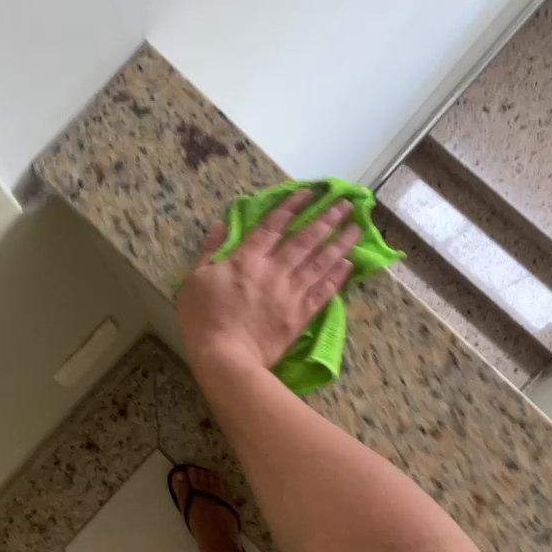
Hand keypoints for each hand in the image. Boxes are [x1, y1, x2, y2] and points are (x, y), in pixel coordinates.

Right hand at [177, 189, 359, 372]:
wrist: (225, 357)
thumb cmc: (203, 318)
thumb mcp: (196, 279)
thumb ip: (211, 250)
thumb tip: (221, 224)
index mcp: (247, 259)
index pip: (272, 226)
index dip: (290, 207)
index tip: (308, 193)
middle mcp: (274, 270)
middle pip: (304, 240)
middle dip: (325, 219)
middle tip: (345, 205)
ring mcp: (290, 293)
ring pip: (320, 262)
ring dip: (340, 243)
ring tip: (355, 228)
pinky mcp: (300, 316)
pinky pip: (323, 292)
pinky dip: (337, 277)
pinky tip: (349, 264)